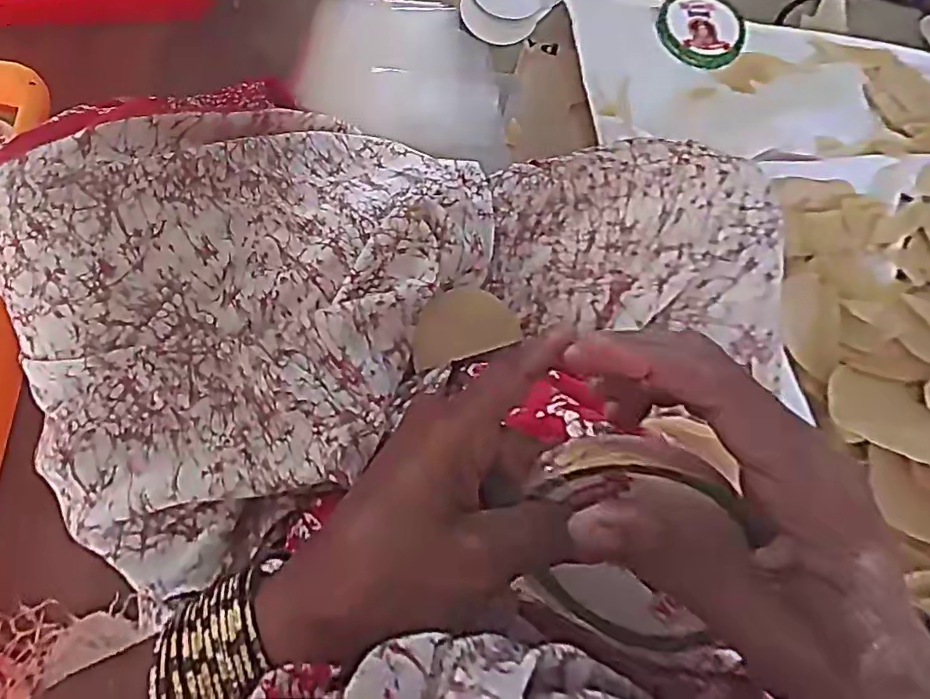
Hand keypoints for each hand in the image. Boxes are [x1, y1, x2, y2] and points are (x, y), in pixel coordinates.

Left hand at [256, 334, 576, 664]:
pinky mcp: (421, 466)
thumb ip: (545, 529)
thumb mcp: (482, 557)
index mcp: (455, 426)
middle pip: (514, 438)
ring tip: (512, 555)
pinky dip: (492, 504)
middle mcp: (442, 421)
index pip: (510, 376)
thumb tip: (604, 516)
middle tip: (568, 533)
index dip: (545, 354)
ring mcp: (428, 443)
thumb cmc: (400, 570)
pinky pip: (474, 472)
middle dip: (542, 482)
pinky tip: (488, 549)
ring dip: (516, 503)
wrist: (325, 596)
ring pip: (497, 462)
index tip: (577, 333)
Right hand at [563, 329, 929, 698]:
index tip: (579, 353)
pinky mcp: (776, 453)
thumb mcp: (764, 630)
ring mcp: (789, 442)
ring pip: (707, 371)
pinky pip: (710, 396)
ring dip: (645, 368)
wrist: (900, 687)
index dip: (643, 359)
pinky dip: (661, 391)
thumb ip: (680, 565)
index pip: (716, 384)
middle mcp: (799, 439)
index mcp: (804, 471)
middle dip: (633, 353)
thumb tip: (585, 517)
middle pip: (708, 362)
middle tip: (571, 366)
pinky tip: (633, 419)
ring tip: (594, 394)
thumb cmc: (843, 664)